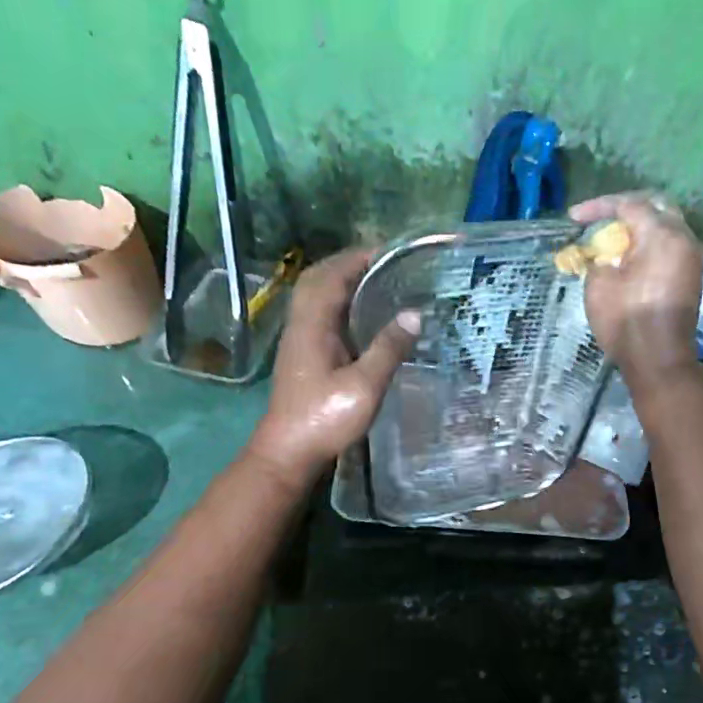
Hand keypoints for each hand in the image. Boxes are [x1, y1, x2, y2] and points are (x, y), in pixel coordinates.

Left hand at [245, 248, 419, 487]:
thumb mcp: (364, 386)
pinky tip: (361, 318)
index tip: (390, 250)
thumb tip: (415, 314)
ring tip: (377, 283)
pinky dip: (339, 305)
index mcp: (313, 324)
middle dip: (349, 264)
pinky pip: (319, 316)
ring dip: (342, 283)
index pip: (333, 275)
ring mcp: (298, 341)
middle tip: (384, 262)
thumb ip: (389, 349)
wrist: (287, 453)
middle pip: (319, 280)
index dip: (359, 257)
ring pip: (316, 298)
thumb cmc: (324, 420)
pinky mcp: (302, 358)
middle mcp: (301, 325)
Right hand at [570, 191, 702, 389]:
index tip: (574, 217)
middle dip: (624, 208)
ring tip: (612, 237)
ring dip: (638, 226)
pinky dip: (649, 242)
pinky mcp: (691, 274)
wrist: (658, 359)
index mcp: (661, 234)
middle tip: (599, 218)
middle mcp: (683, 237)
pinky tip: (629, 255)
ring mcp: (691, 256)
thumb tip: (603, 255)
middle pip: (655, 206)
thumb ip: (599, 258)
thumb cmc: (625, 321)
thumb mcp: (598, 285)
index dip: (598, 207)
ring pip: (666, 224)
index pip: (629, 204)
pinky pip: (670, 244)